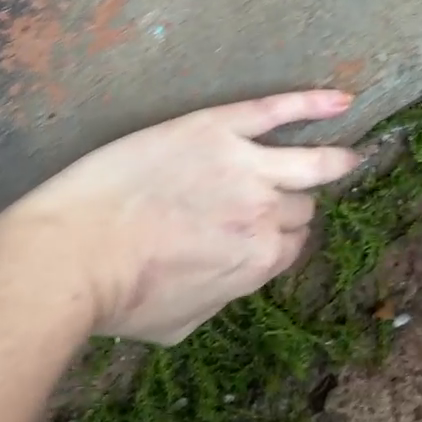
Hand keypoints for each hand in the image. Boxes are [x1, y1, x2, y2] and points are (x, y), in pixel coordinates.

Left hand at [4, 91, 360, 343]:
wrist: (72, 254)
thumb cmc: (119, 297)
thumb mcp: (182, 323)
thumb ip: (226, 295)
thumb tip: (238, 276)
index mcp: (259, 261)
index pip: (292, 243)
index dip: (280, 238)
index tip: (266, 232)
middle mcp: (265, 214)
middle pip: (302, 205)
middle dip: (291, 205)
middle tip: (273, 200)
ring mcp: (247, 165)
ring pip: (311, 163)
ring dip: (335, 161)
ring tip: (349, 155)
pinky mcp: (220, 128)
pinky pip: (278, 110)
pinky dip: (314, 103)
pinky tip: (342, 99)